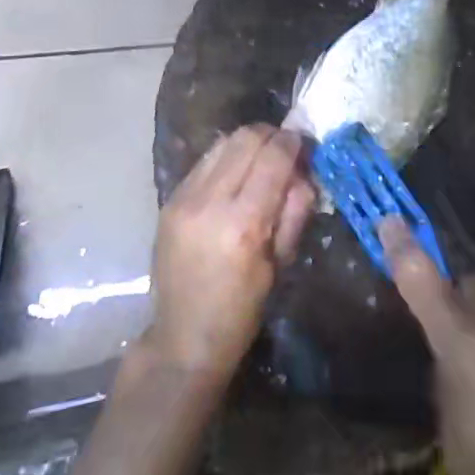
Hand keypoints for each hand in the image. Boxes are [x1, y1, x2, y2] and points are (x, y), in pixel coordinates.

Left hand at [144, 124, 315, 379]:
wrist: (182, 338)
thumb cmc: (242, 309)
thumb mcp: (282, 262)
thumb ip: (295, 209)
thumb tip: (303, 169)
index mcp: (243, 224)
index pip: (273, 157)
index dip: (293, 142)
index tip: (304, 142)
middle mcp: (210, 202)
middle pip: (246, 138)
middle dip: (271, 136)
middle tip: (285, 149)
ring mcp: (184, 198)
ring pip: (224, 142)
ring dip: (248, 143)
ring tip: (261, 160)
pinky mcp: (169, 200)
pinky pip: (205, 161)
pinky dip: (227, 158)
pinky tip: (235, 176)